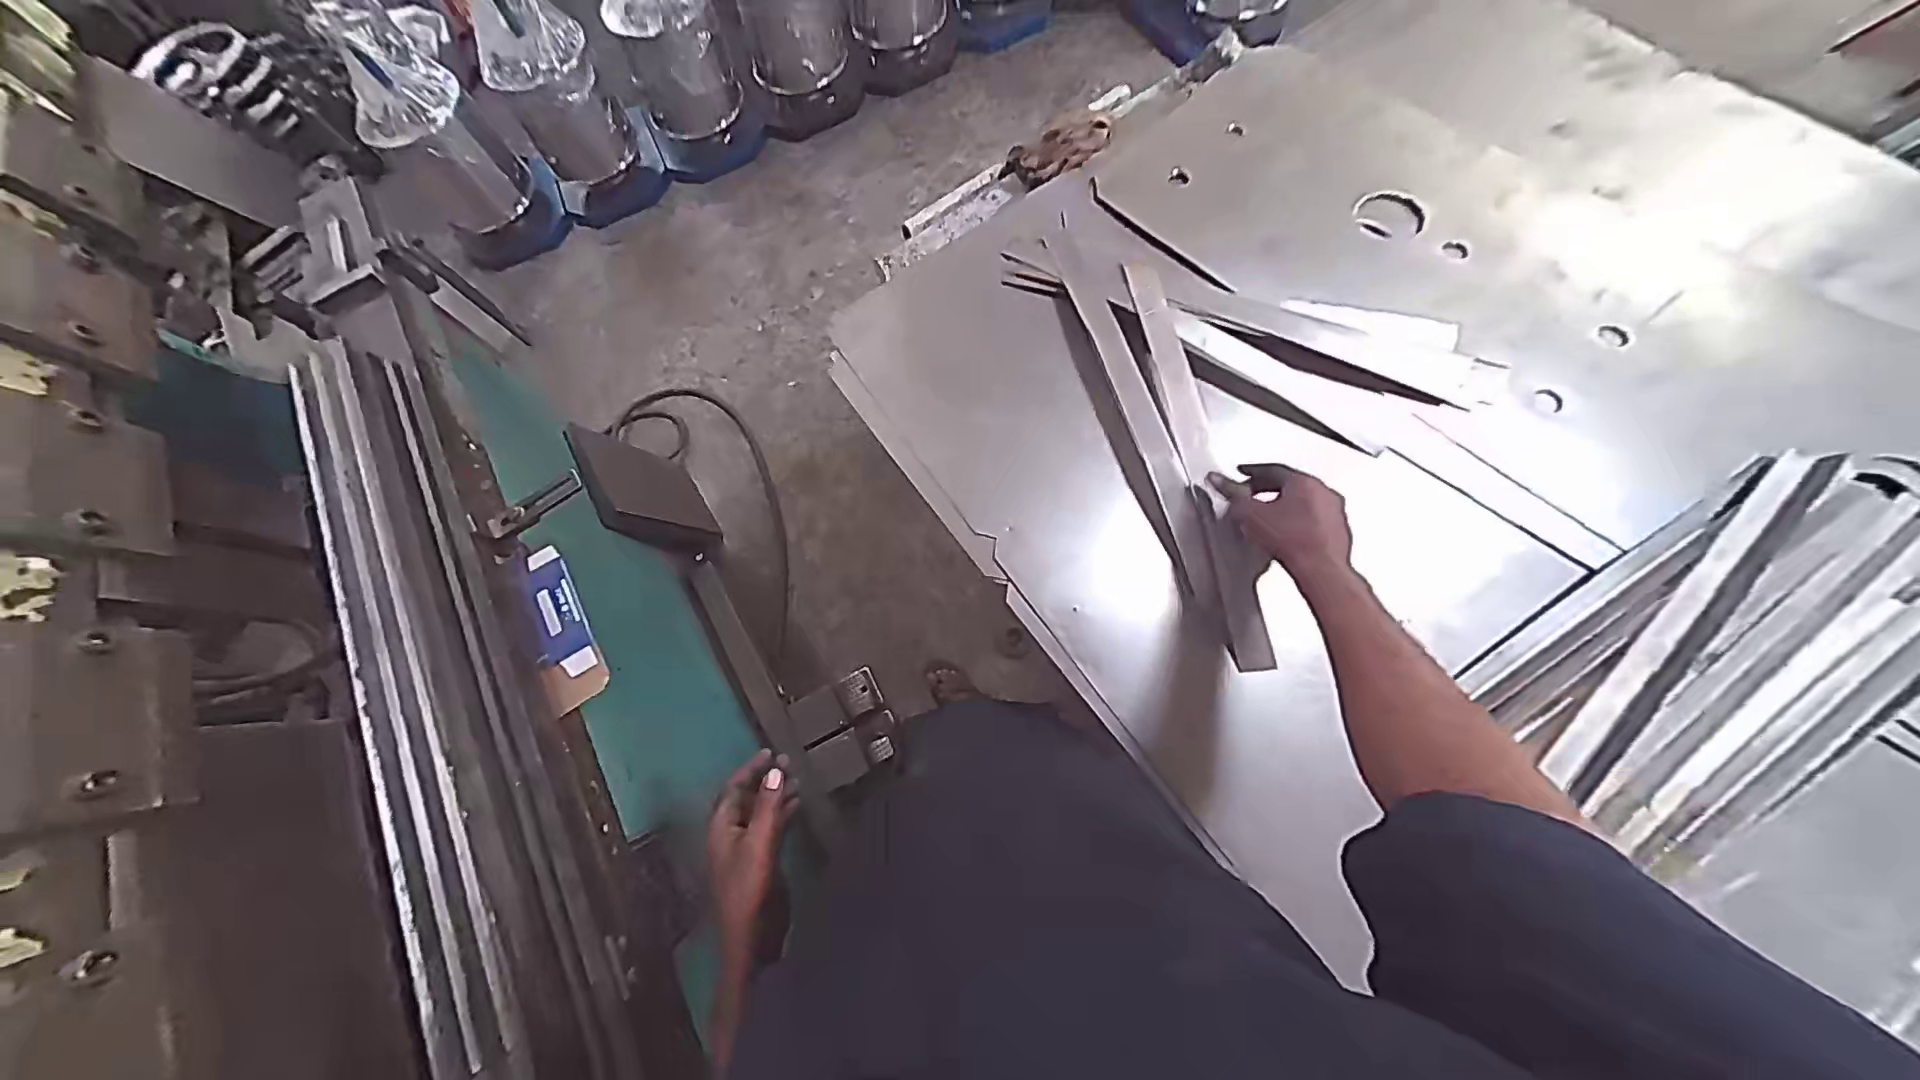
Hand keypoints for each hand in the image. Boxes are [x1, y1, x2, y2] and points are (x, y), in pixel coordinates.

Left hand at [707, 749, 797, 963]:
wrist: (751, 937)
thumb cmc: (748, 887)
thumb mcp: (759, 842)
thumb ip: (768, 806)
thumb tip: (775, 771)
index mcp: (721, 827)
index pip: (733, 788)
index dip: (750, 769)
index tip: (770, 752)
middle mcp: (731, 833)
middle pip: (747, 798)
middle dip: (765, 780)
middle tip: (788, 763)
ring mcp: (746, 847)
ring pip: (761, 811)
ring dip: (776, 794)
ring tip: (797, 779)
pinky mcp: (761, 860)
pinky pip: (771, 826)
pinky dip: (783, 813)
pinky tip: (798, 805)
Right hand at [1209, 466, 1353, 576]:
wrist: (1320, 568)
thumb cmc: (1293, 541)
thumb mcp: (1250, 514)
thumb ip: (1232, 494)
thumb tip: (1218, 480)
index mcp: (1302, 482)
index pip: (1272, 470)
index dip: (1252, 472)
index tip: (1243, 473)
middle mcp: (1322, 491)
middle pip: (1289, 484)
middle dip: (1267, 489)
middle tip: (1251, 495)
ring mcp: (1333, 511)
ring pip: (1304, 501)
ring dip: (1284, 505)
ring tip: (1267, 517)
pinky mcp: (1338, 529)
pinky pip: (1314, 518)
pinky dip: (1299, 521)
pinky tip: (1286, 533)